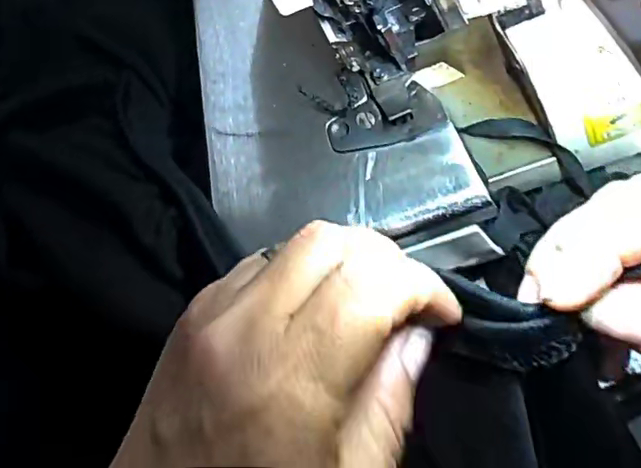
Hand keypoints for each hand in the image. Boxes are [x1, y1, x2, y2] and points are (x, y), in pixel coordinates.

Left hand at [112, 221, 459, 467]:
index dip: (420, 284)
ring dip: (339, 259)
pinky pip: (258, 263)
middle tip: (408, 301)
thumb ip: (388, 400)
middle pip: (326, 240)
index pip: (365, 282)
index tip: (445, 312)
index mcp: (289, 374)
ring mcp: (213, 305)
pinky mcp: (195, 303)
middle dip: (381, 259)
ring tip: (365, 302)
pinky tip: (310, 310)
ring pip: (291, 241)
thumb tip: (417, 334)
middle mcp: (245, 321)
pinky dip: (297, 271)